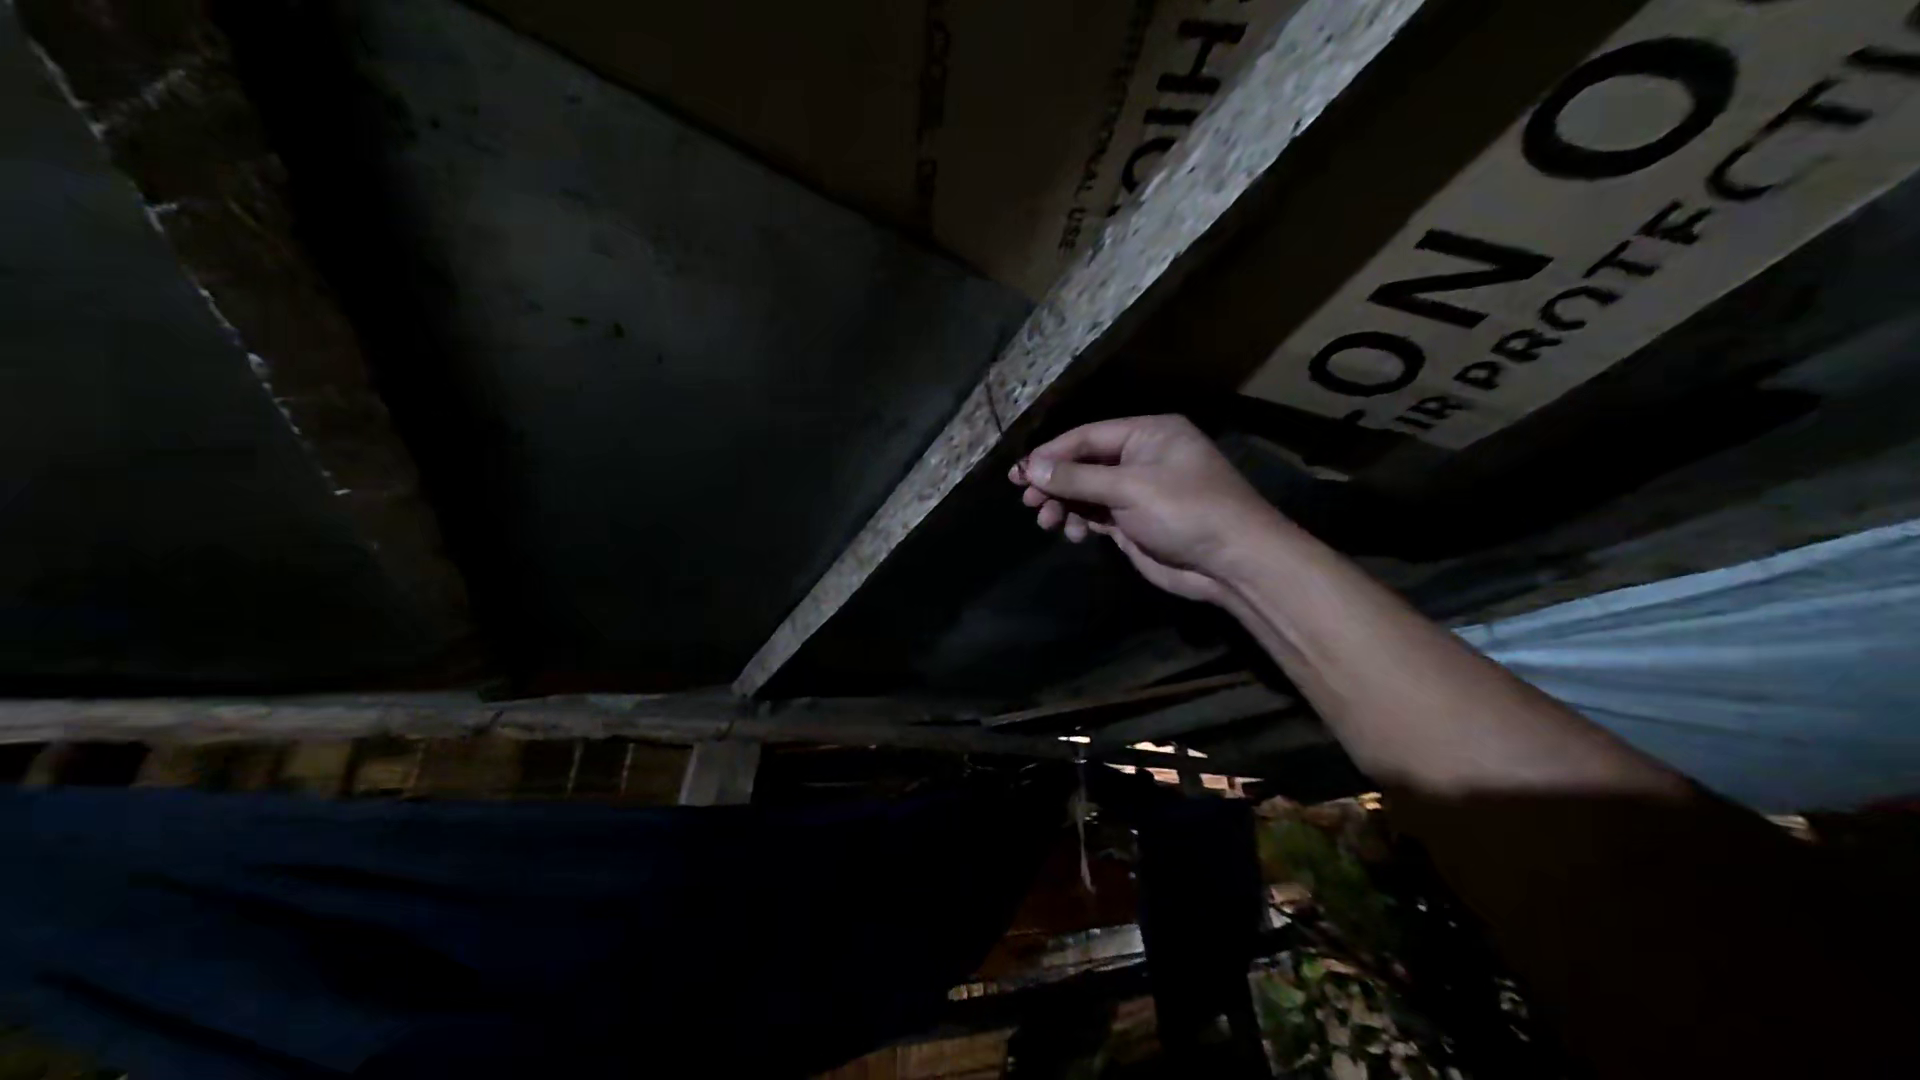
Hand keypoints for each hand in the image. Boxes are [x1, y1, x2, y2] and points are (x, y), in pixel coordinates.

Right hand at [1009, 415, 1286, 603]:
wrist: (1232, 563)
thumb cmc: (1185, 511)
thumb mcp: (1129, 489)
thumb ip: (1077, 479)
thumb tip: (1030, 468)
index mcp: (1147, 434)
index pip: (1086, 437)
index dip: (1050, 455)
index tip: (1018, 474)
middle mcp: (1140, 457)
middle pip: (1083, 465)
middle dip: (1055, 484)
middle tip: (1028, 503)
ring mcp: (1137, 491)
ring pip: (1086, 493)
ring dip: (1064, 506)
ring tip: (1047, 522)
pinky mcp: (1134, 522)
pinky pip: (1097, 515)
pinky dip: (1081, 523)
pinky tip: (1075, 535)